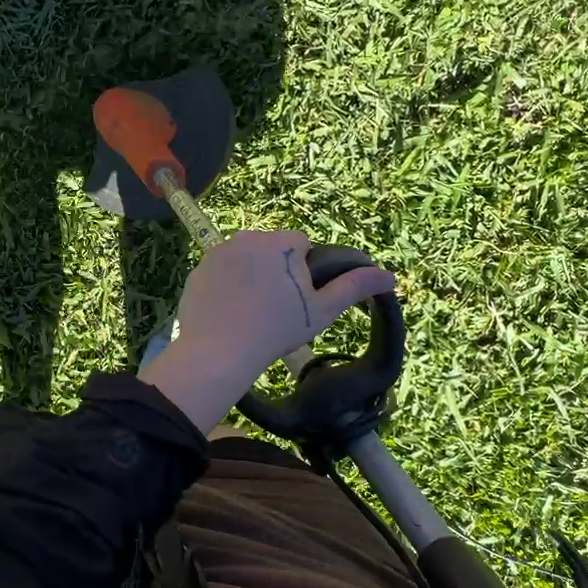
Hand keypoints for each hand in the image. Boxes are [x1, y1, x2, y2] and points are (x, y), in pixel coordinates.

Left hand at [139, 230, 395, 432]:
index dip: (302, 270)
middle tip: (275, 307)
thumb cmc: (276, 330)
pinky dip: (226, 285)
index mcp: (280, 243)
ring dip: (251, 275)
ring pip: (245, 259)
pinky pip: (221, 272)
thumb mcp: (322, 311)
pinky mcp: (198, 269)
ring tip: (252, 311)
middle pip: (271, 249)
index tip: (297, 297)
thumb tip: (389, 276)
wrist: (218, 350)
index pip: (300, 244)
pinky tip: (229, 312)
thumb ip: (354, 287)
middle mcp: (247, 237)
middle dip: (276, 269)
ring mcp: (218, 252)